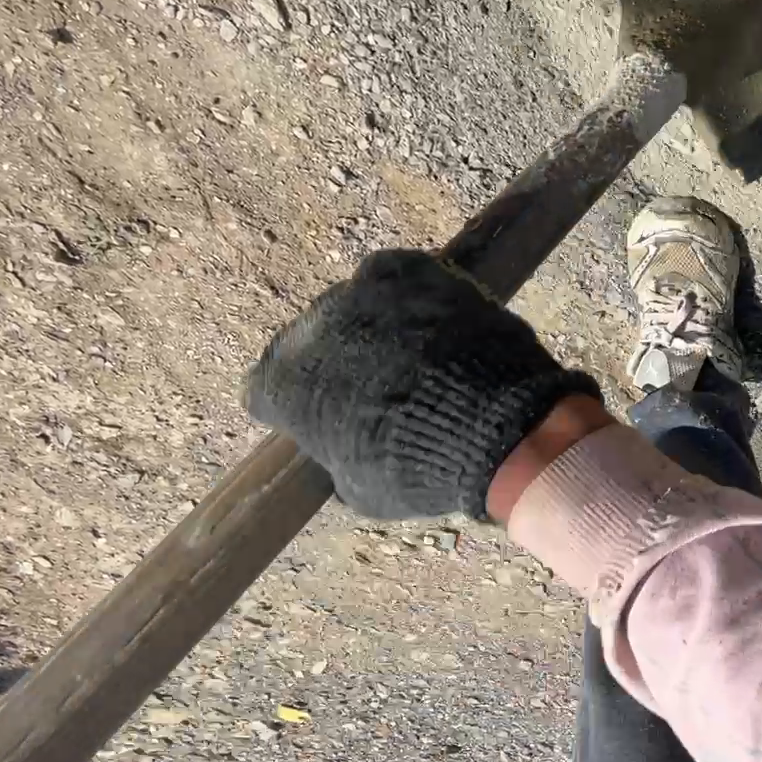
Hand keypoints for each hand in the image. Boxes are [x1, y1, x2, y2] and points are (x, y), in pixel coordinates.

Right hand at [244, 250, 602, 519]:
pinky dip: (417, 288)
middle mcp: (305, 332)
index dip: (305, 405)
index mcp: (278, 386)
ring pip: (361, 307)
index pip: (270, 390)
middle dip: (349, 362)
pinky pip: (403, 272)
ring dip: (384, 325)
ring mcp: (358, 297)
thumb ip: (343, 459)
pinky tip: (442, 312)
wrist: (490, 424)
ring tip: (429, 351)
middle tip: (394, 384)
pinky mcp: (410, 273)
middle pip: (319, 342)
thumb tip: (351, 449)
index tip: (333, 416)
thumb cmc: (422, 468)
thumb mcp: (364, 489)